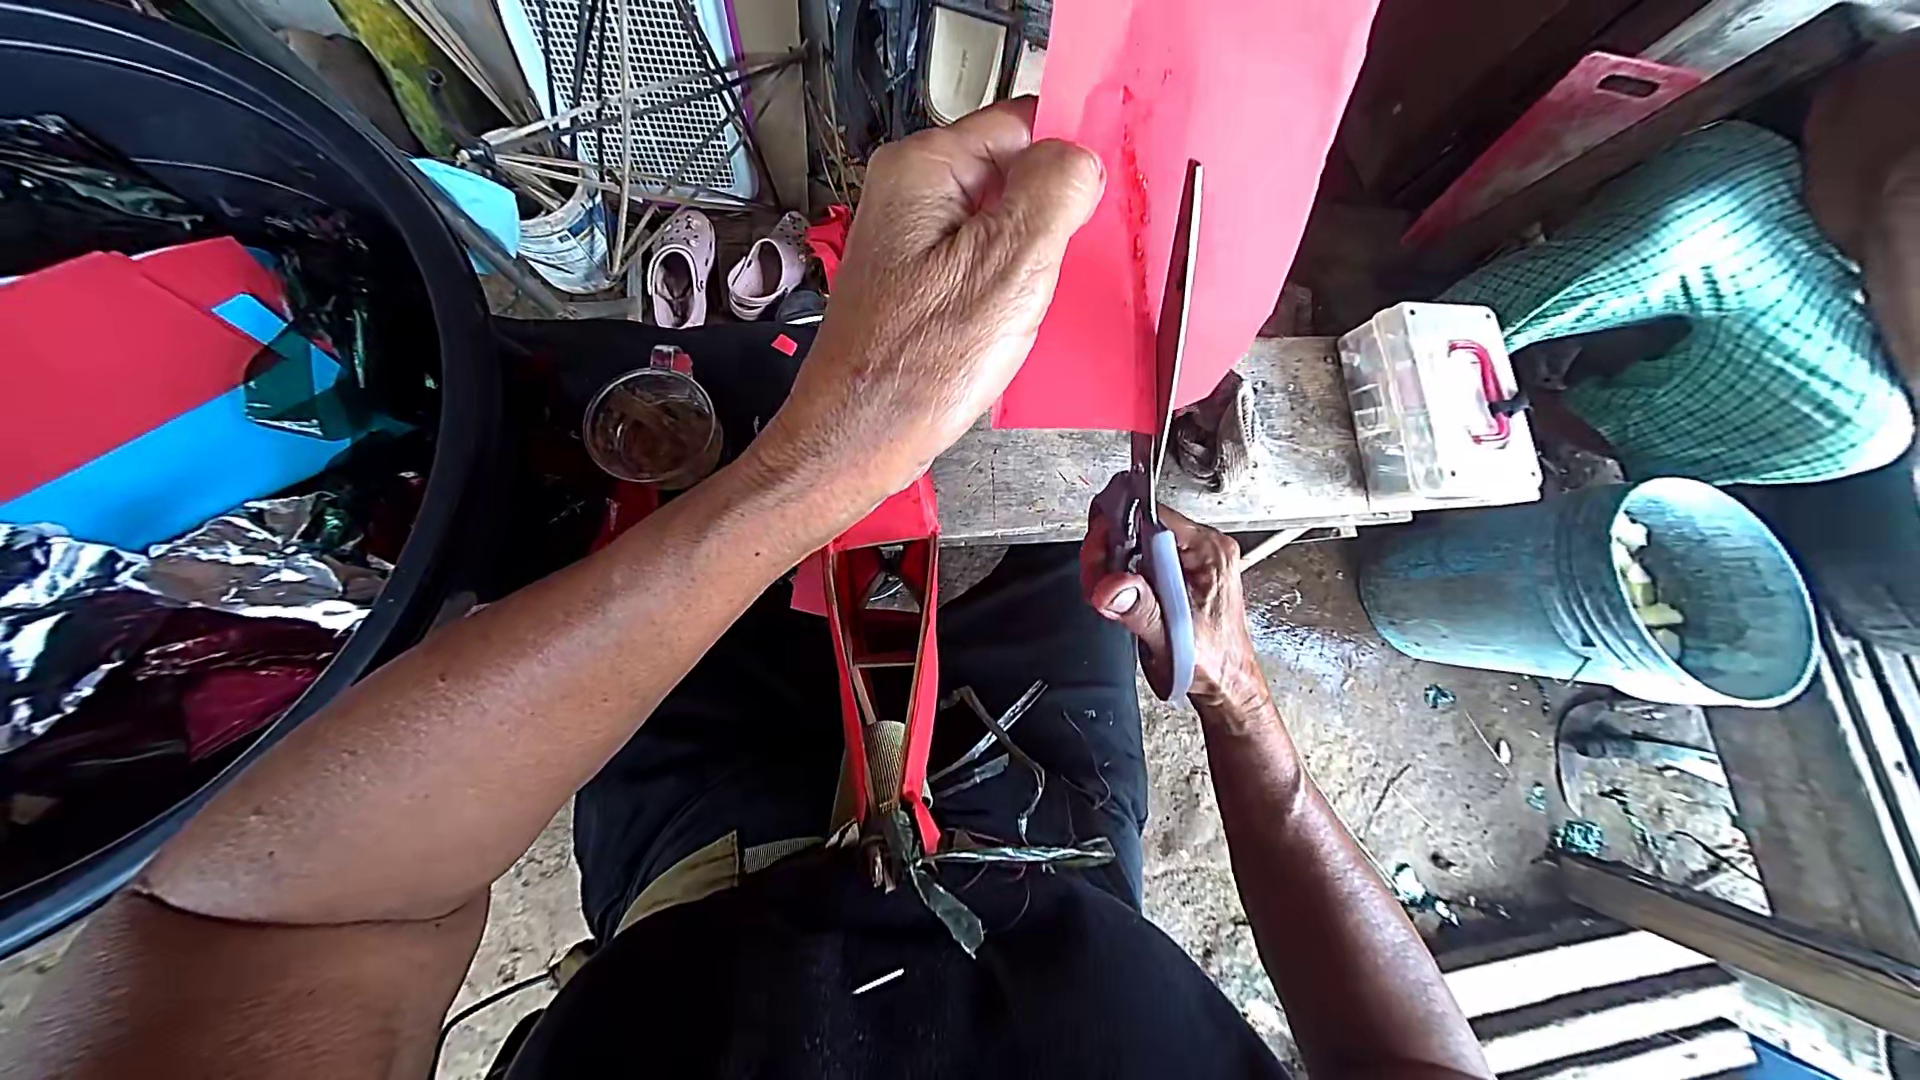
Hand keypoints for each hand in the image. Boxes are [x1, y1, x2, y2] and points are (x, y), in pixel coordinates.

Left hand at [751, 97, 1103, 509]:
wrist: (859, 439)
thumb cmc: (916, 369)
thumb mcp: (1008, 267)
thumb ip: (1053, 193)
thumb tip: (1077, 160)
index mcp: (924, 170)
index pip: (1021, 123)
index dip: (1066, 160)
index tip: (1091, 207)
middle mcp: (909, 200)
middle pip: (1010, 179)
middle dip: (1046, 224)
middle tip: (1049, 275)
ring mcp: (911, 249)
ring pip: (998, 232)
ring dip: (1027, 266)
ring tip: (1018, 311)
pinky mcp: (917, 292)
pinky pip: (979, 272)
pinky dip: (1003, 294)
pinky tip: (1002, 328)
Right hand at [1080, 505, 1265, 708]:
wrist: (1225, 684)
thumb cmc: (1214, 662)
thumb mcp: (1173, 637)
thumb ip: (1140, 609)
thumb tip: (1112, 586)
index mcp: (1209, 552)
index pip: (1151, 516)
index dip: (1116, 530)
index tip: (1098, 554)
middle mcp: (1202, 549)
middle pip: (1136, 525)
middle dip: (1107, 552)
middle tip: (1095, 581)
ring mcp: (1189, 559)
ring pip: (1133, 542)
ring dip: (1110, 566)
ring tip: (1107, 596)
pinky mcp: (1177, 571)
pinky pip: (1138, 558)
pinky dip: (1120, 575)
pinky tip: (1119, 598)